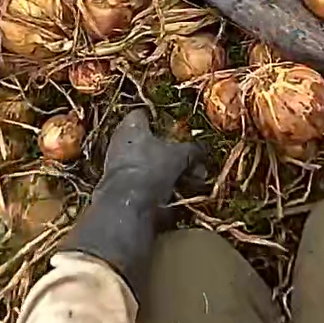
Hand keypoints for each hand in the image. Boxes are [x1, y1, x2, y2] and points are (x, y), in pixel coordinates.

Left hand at [59, 109, 199, 289]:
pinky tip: (180, 196)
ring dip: (169, 172)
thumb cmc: (150, 169)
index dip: (161, 120)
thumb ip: (193, 150)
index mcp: (130, 127)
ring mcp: (119, 169)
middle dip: (171, 151)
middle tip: (190, 159)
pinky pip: (146, 185)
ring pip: (149, 165)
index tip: (177, 128)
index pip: (143, 114)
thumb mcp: (179, 156)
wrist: (127, 208)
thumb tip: (205, 150)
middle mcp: (120, 144)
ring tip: (191, 180)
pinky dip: (162, 189)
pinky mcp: (122, 191)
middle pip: (148, 142)